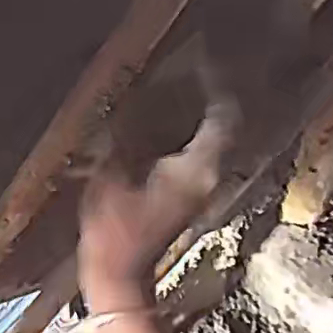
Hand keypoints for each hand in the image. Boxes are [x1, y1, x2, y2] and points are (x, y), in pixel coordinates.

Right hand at [77, 82, 237, 313]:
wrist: (120, 274)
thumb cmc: (113, 232)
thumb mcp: (109, 181)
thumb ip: (119, 142)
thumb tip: (125, 109)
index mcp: (197, 169)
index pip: (222, 115)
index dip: (214, 83)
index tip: (200, 58)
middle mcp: (209, 175)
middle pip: (223, 124)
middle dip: (210, 94)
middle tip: (192, 68)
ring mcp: (202, 188)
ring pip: (213, 139)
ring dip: (201, 113)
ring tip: (181, 88)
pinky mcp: (189, 196)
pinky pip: (199, 152)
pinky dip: (189, 133)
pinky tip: (168, 123)